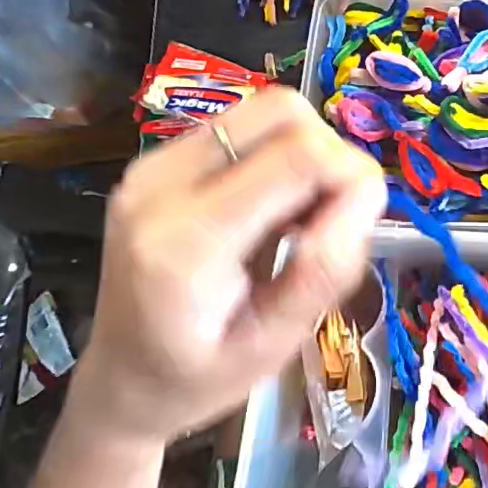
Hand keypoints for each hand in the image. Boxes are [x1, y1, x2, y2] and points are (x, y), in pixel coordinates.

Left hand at [75, 89, 386, 446]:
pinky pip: (241, 125)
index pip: (295, 157)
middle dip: (330, 151)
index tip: (367, 214)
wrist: (118, 378)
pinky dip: (278, 151)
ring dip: (306, 148)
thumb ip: (324, 270)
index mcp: (186, 242)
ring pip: (264, 108)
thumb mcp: (272, 347)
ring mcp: (154, 163)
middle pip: (280, 111)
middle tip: (336, 212)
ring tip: (304, 211)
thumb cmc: (197, 379)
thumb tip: (368, 194)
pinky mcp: (158, 158)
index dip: (351, 172)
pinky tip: (275, 202)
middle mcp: (161, 183)